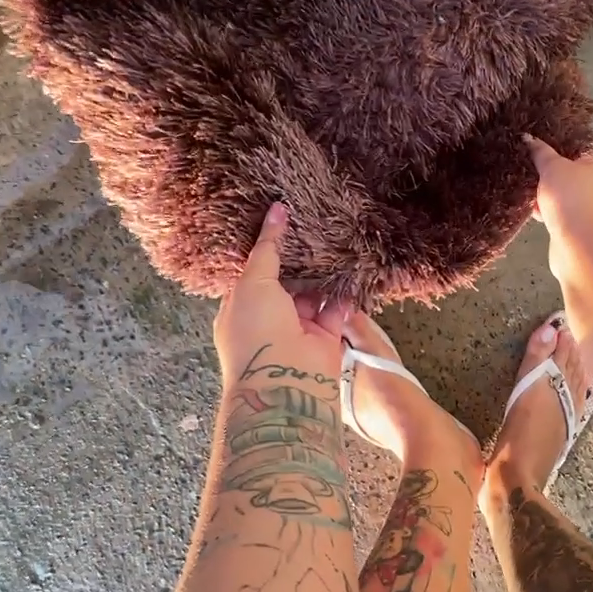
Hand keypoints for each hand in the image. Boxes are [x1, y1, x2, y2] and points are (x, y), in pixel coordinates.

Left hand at [213, 203, 349, 381]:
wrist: (284, 381)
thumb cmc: (256, 330)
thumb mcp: (253, 282)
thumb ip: (268, 247)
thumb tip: (276, 210)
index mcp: (240, 307)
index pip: (253, 272)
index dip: (266, 249)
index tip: (282, 222)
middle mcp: (268, 319)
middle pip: (286, 282)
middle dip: (299, 261)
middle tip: (316, 228)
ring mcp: (297, 329)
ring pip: (312, 294)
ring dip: (323, 275)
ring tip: (337, 243)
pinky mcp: (325, 338)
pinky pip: (335, 309)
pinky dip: (343, 294)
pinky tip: (352, 270)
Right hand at [525, 134, 592, 236]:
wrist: (579, 242)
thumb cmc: (570, 196)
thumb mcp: (551, 167)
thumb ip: (540, 152)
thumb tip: (528, 137)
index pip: (580, 158)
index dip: (558, 160)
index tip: (540, 164)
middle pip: (574, 181)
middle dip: (552, 184)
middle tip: (534, 184)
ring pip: (570, 201)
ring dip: (551, 202)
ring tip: (533, 203)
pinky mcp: (590, 233)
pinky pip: (568, 219)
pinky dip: (555, 218)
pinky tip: (539, 217)